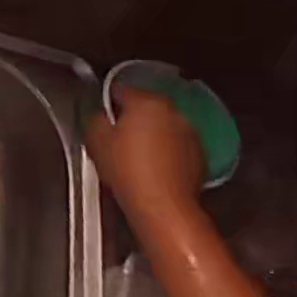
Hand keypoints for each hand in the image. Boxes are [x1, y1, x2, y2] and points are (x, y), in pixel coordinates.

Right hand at [87, 85, 203, 215]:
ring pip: (162, 125)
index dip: (106, 101)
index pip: (120, 90)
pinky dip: (164, 149)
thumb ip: (96, 118)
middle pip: (144, 106)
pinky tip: (152, 166)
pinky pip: (175, 144)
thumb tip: (102, 115)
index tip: (99, 116)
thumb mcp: (96, 139)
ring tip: (134, 153)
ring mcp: (191, 133)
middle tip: (114, 135)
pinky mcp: (200, 155)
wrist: (163, 206)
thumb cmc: (125, 168)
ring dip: (149, 132)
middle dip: (130, 116)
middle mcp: (173, 111)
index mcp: (146, 102)